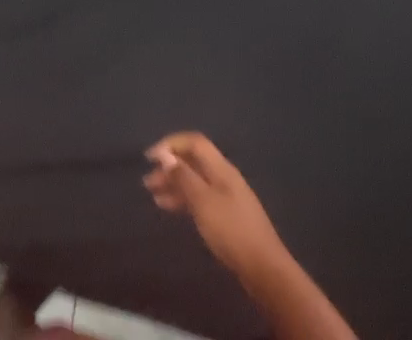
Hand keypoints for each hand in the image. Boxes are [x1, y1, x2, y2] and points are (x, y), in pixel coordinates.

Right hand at [143, 132, 283, 274]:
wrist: (263, 268)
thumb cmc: (231, 230)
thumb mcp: (203, 201)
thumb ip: (183, 176)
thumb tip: (165, 155)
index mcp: (221, 169)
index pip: (194, 143)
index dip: (171, 144)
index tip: (150, 158)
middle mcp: (224, 178)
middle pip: (193, 162)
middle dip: (169, 167)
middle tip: (148, 182)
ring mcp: (226, 197)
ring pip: (195, 181)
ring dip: (173, 184)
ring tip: (153, 195)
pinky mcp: (226, 216)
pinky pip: (199, 198)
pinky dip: (183, 199)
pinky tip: (169, 208)